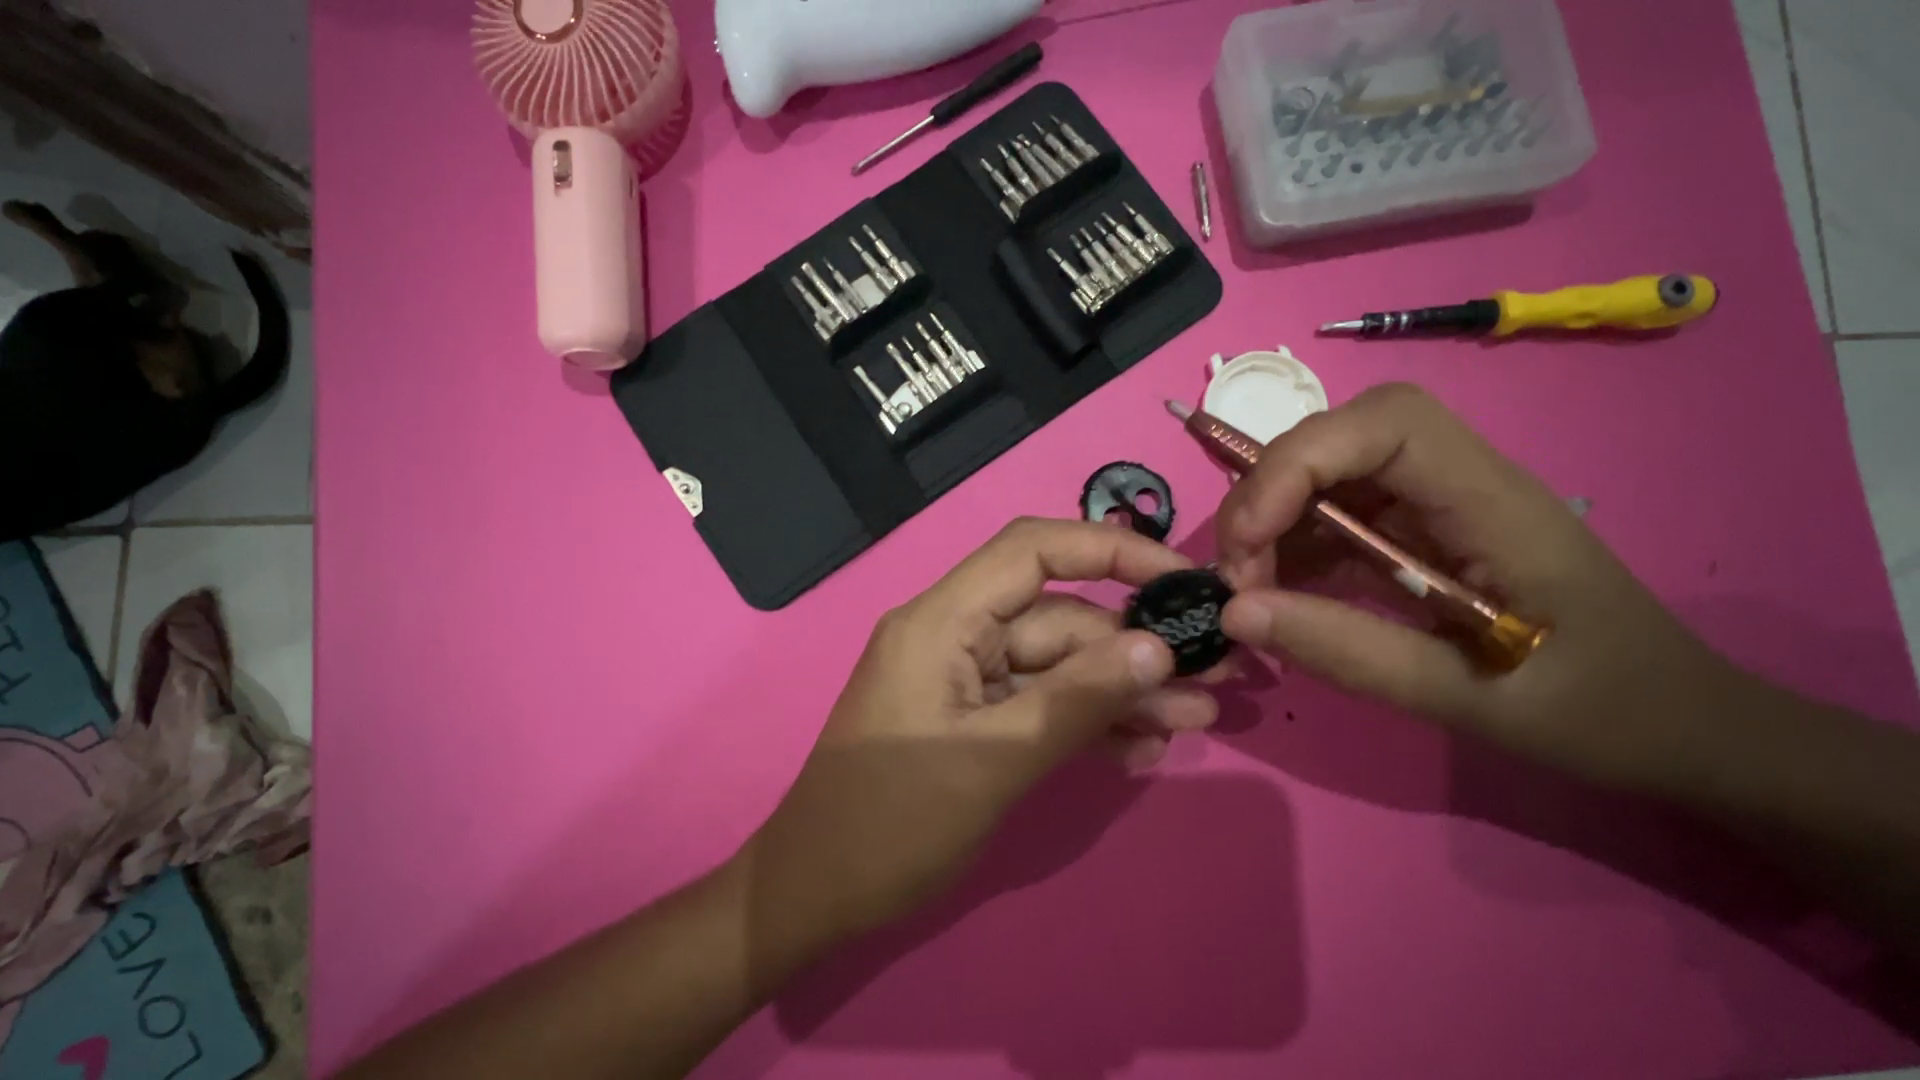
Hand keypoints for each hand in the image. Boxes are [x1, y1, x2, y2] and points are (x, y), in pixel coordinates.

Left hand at [742, 518, 1218, 942]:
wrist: (816, 894)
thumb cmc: (893, 822)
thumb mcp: (995, 759)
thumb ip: (1077, 699)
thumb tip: (1158, 647)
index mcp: (943, 621)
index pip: (1034, 549)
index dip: (1111, 550)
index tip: (1179, 577)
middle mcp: (954, 635)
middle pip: (1058, 619)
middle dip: (1133, 648)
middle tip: (1213, 680)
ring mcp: (963, 682)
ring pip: (1057, 669)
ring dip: (1121, 693)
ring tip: (1195, 724)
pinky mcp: (971, 723)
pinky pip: (1039, 708)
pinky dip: (1086, 724)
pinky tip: (1140, 754)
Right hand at [1215, 383, 1757, 797]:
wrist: (1688, 732)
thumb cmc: (1604, 714)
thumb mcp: (1471, 697)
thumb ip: (1351, 652)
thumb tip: (1234, 612)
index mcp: (1495, 504)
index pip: (1386, 424)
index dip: (1297, 461)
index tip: (1248, 542)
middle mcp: (1464, 485)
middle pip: (1346, 436)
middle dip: (1273, 489)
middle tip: (1236, 571)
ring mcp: (1443, 509)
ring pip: (1335, 476)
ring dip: (1276, 522)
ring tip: (1248, 591)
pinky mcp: (1428, 538)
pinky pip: (1344, 520)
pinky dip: (1297, 550)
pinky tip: (1280, 598)